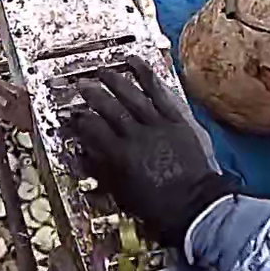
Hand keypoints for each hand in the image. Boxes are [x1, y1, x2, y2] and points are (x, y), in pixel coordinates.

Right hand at [72, 61, 237, 248]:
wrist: (197, 206)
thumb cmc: (160, 207)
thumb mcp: (123, 194)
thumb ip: (102, 171)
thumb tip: (84, 154)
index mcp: (121, 155)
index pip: (93, 130)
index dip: (80, 120)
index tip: (72, 115)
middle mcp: (136, 135)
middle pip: (109, 108)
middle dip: (92, 94)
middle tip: (81, 85)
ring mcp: (157, 124)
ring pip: (131, 96)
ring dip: (114, 81)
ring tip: (102, 71)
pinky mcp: (176, 119)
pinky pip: (159, 93)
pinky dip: (146, 76)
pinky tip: (135, 63)